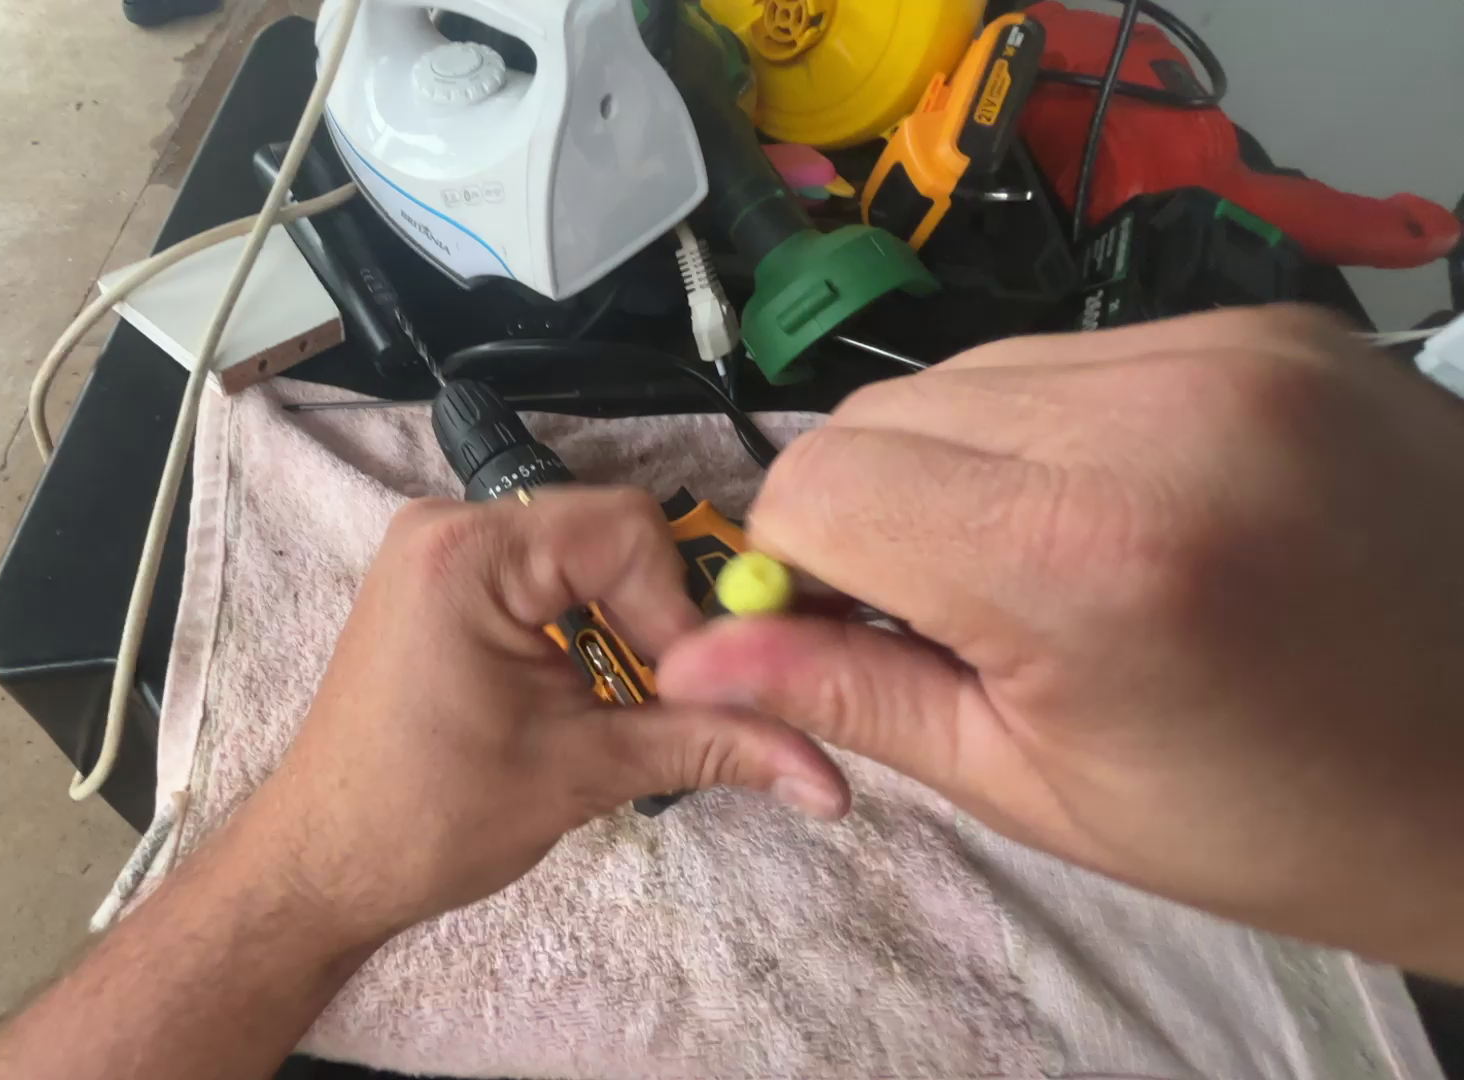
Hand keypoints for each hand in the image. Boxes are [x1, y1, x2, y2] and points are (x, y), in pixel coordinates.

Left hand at [236, 487, 842, 945]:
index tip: (691, 692)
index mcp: (470, 550)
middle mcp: (449, 522)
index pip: (628, 528)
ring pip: (578, 547)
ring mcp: (438, 542)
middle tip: (666, 697)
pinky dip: (579, 611)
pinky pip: (538, 564)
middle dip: (653, 613)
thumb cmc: (431, 817)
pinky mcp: (438, 572)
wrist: (324, 857)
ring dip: (620, 615)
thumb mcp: (580, 773)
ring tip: (623, 693)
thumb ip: (709, 746)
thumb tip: (829, 775)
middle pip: (606, 530)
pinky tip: (581, 672)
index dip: (679, 608)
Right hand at [658, 306, 1463, 975]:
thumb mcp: (1020, 783)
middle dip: (853, 516)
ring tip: (1012, 551)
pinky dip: (1004, 435)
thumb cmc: (1262, 814)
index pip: (814, 489)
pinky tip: (1078, 499)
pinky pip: (1024, 366)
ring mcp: (1208, 349)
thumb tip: (685, 661)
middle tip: (929, 600)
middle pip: (860, 427)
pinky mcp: (1239, 325)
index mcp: (1086, 556)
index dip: (792, 562)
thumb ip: (839, 693)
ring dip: (925, 471)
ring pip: (929, 388)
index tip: (838, 622)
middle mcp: (1148, 415)